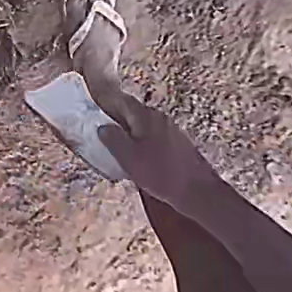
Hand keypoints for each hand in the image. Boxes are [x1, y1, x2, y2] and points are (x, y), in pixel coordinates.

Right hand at [96, 93, 223, 210]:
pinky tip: (138, 155)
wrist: (196, 190)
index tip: (94, 106)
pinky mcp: (178, 143)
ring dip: (130, 130)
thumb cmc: (160, 173)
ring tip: (117, 143)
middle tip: (102, 126)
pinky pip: (154, 135)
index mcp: (146, 117)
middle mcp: (160, 118)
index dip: (107, 102)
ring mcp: (171, 129)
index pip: (123, 101)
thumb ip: (113, 139)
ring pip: (144, 124)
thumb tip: (102, 127)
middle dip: (117, 117)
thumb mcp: (129, 158)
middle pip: (134, 112)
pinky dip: (142, 140)